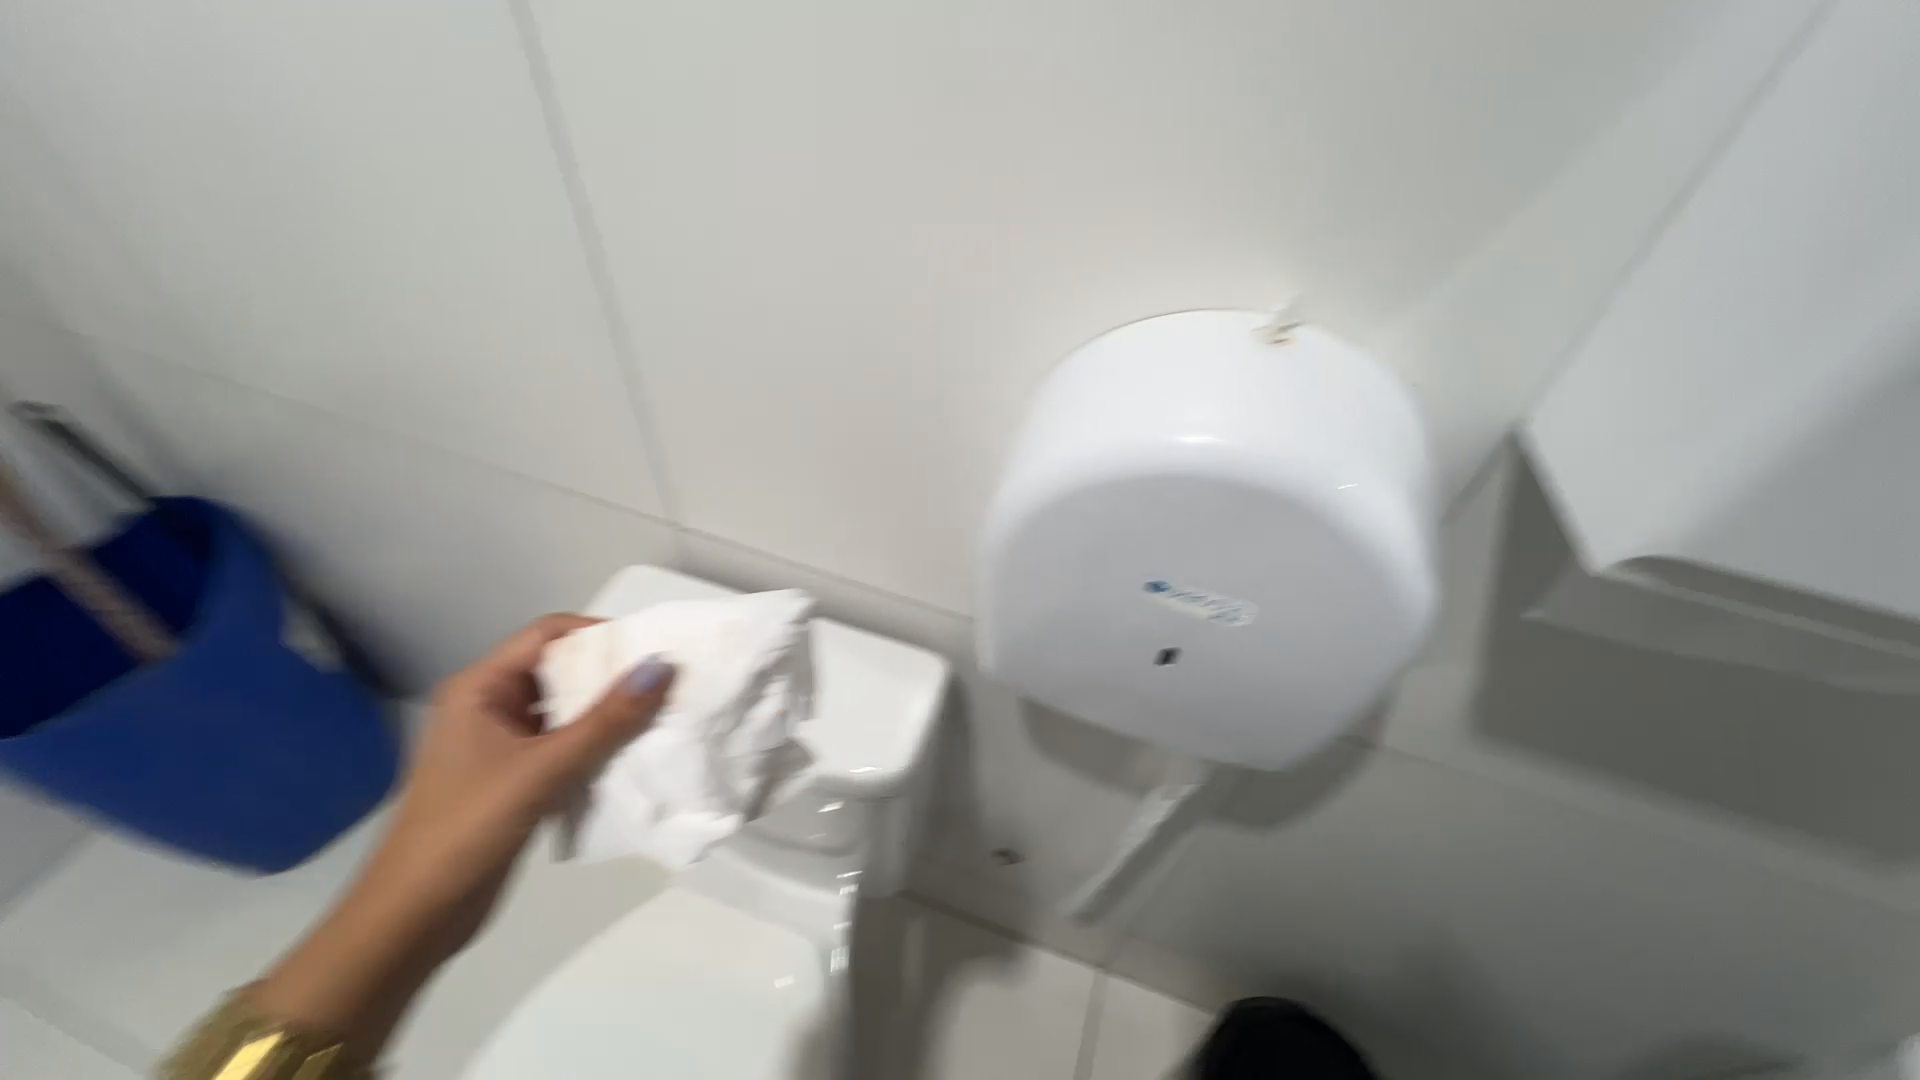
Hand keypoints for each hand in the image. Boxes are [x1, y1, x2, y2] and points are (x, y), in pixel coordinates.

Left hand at [248, 614, 673, 1062]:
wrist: (415, 916)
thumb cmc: (468, 828)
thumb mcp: (544, 769)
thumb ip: (607, 720)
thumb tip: (662, 666)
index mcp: (480, 688)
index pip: (548, 634)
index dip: (600, 634)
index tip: (651, 649)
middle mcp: (488, 706)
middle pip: (560, 669)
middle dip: (611, 674)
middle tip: (667, 682)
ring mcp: (500, 744)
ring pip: (565, 709)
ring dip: (608, 711)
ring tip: (660, 714)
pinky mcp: (514, 777)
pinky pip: (564, 744)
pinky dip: (597, 743)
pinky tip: (632, 754)